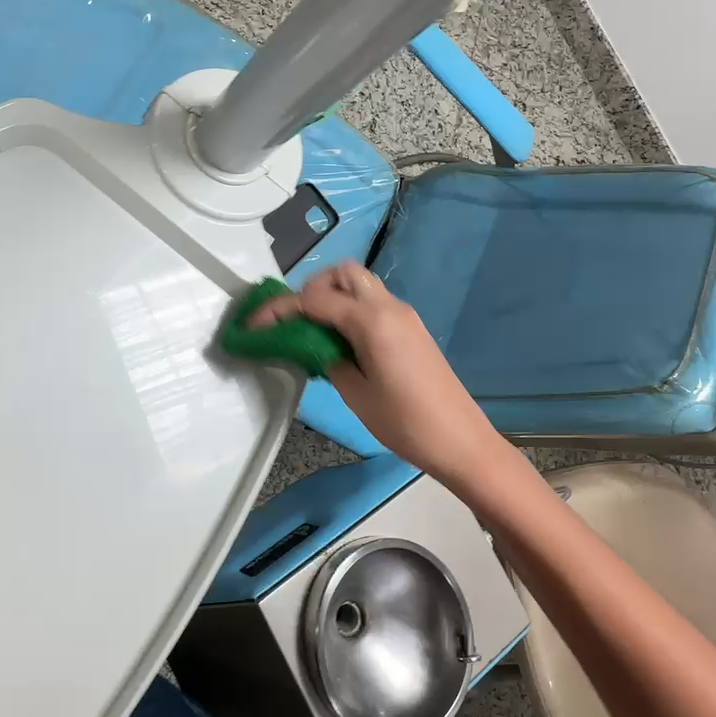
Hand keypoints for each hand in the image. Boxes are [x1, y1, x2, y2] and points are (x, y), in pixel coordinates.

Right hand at [249, 261, 502, 480]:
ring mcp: (404, 315)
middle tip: (294, 320)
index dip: (279, 309)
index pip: (314, 300)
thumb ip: (328, 359)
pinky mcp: (411, 329)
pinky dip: (349, 309)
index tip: (253, 324)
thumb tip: (314, 344)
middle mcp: (388, 307)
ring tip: (313, 330)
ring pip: (360, 285)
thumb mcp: (355, 393)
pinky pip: (372, 303)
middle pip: (342, 274)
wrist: (462, 442)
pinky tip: (338, 341)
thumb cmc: (406, 422)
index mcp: (371, 321)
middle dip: (311, 288)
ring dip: (332, 296)